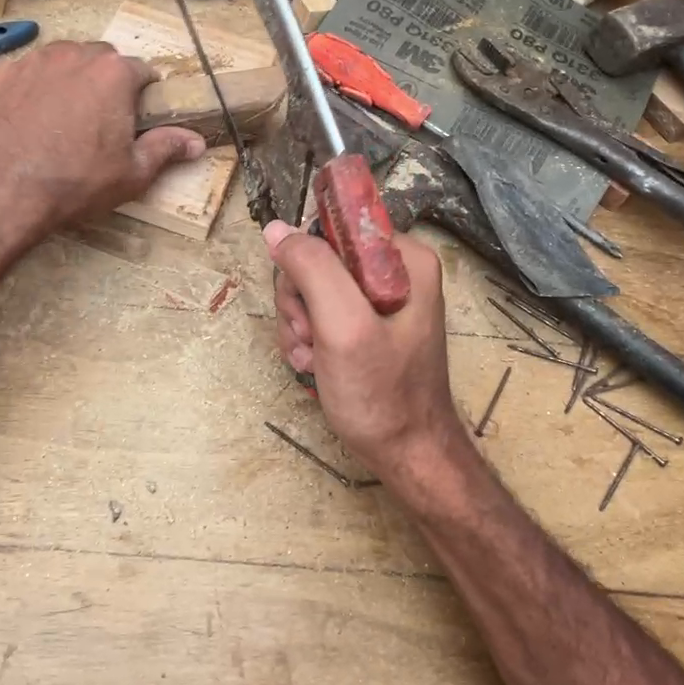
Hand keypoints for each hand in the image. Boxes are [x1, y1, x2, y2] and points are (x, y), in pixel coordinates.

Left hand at [0, 41, 205, 236]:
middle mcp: (75, 55)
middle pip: (101, 59)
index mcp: (114, 73)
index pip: (142, 71)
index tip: (135, 118)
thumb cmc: (75, 182)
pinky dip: (34, 88)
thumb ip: (166, 148)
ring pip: (63, 60)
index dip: (142, 95)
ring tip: (64, 119)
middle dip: (106, 82)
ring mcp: (34, 61)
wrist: (4, 191)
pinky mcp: (2, 75)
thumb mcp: (132, 173)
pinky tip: (31, 119)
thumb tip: (196, 141)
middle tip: (100, 121)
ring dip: (70, 79)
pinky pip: (28, 72)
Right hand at [267, 220, 460, 484]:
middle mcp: (394, 270)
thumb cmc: (382, 394)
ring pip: (310, 289)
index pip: (332, 230)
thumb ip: (312, 270)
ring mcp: (378, 299)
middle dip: (300, 302)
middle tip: (310, 337)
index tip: (311, 308)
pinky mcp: (365, 324)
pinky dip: (306, 340)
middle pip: (316, 260)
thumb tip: (277, 230)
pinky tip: (313, 365)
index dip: (308, 264)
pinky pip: (317, 313)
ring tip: (311, 358)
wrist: (406, 455)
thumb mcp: (342, 326)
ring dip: (298, 325)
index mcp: (403, 258)